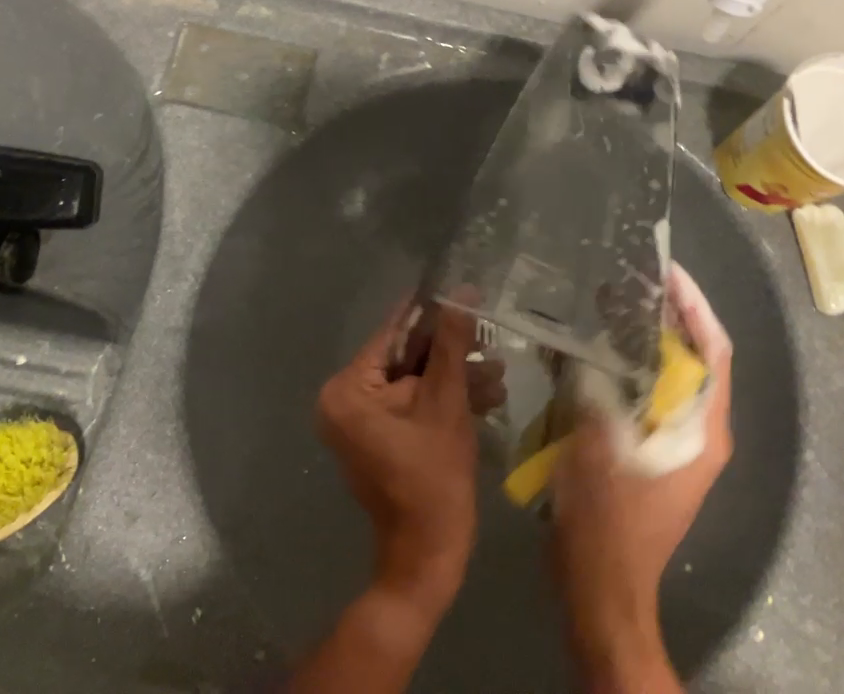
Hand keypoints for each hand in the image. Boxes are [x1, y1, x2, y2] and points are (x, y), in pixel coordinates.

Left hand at [315, 297, 483, 608]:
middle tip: (490, 337)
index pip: (391, 335)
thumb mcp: (446, 404)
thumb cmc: (433, 478)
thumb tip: (462, 293)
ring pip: (414, 384)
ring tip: (500, 371)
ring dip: (456, 379)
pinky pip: (412, 407)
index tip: (459, 288)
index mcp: (347, 390)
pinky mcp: (379, 438)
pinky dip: (444, 402)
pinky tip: (487, 395)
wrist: (429, 554)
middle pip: (405, 360)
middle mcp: (344, 401)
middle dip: (451, 353)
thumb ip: (451, 346)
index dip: (429, 312)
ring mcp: (360, 422)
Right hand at [549, 265, 734, 690]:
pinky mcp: (653, 457)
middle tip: (623, 281)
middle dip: (662, 318)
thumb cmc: (607, 524)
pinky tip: (585, 359)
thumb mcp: (597, 447)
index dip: (694, 306)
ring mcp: (677, 447)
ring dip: (639, 344)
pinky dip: (621, 372)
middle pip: (691, 359)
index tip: (665, 270)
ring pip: (665, 379)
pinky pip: (643, 400)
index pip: (713, 350)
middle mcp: (700, 433)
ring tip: (602, 309)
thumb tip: (587, 344)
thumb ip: (596, 391)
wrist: (603, 592)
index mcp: (702, 429)